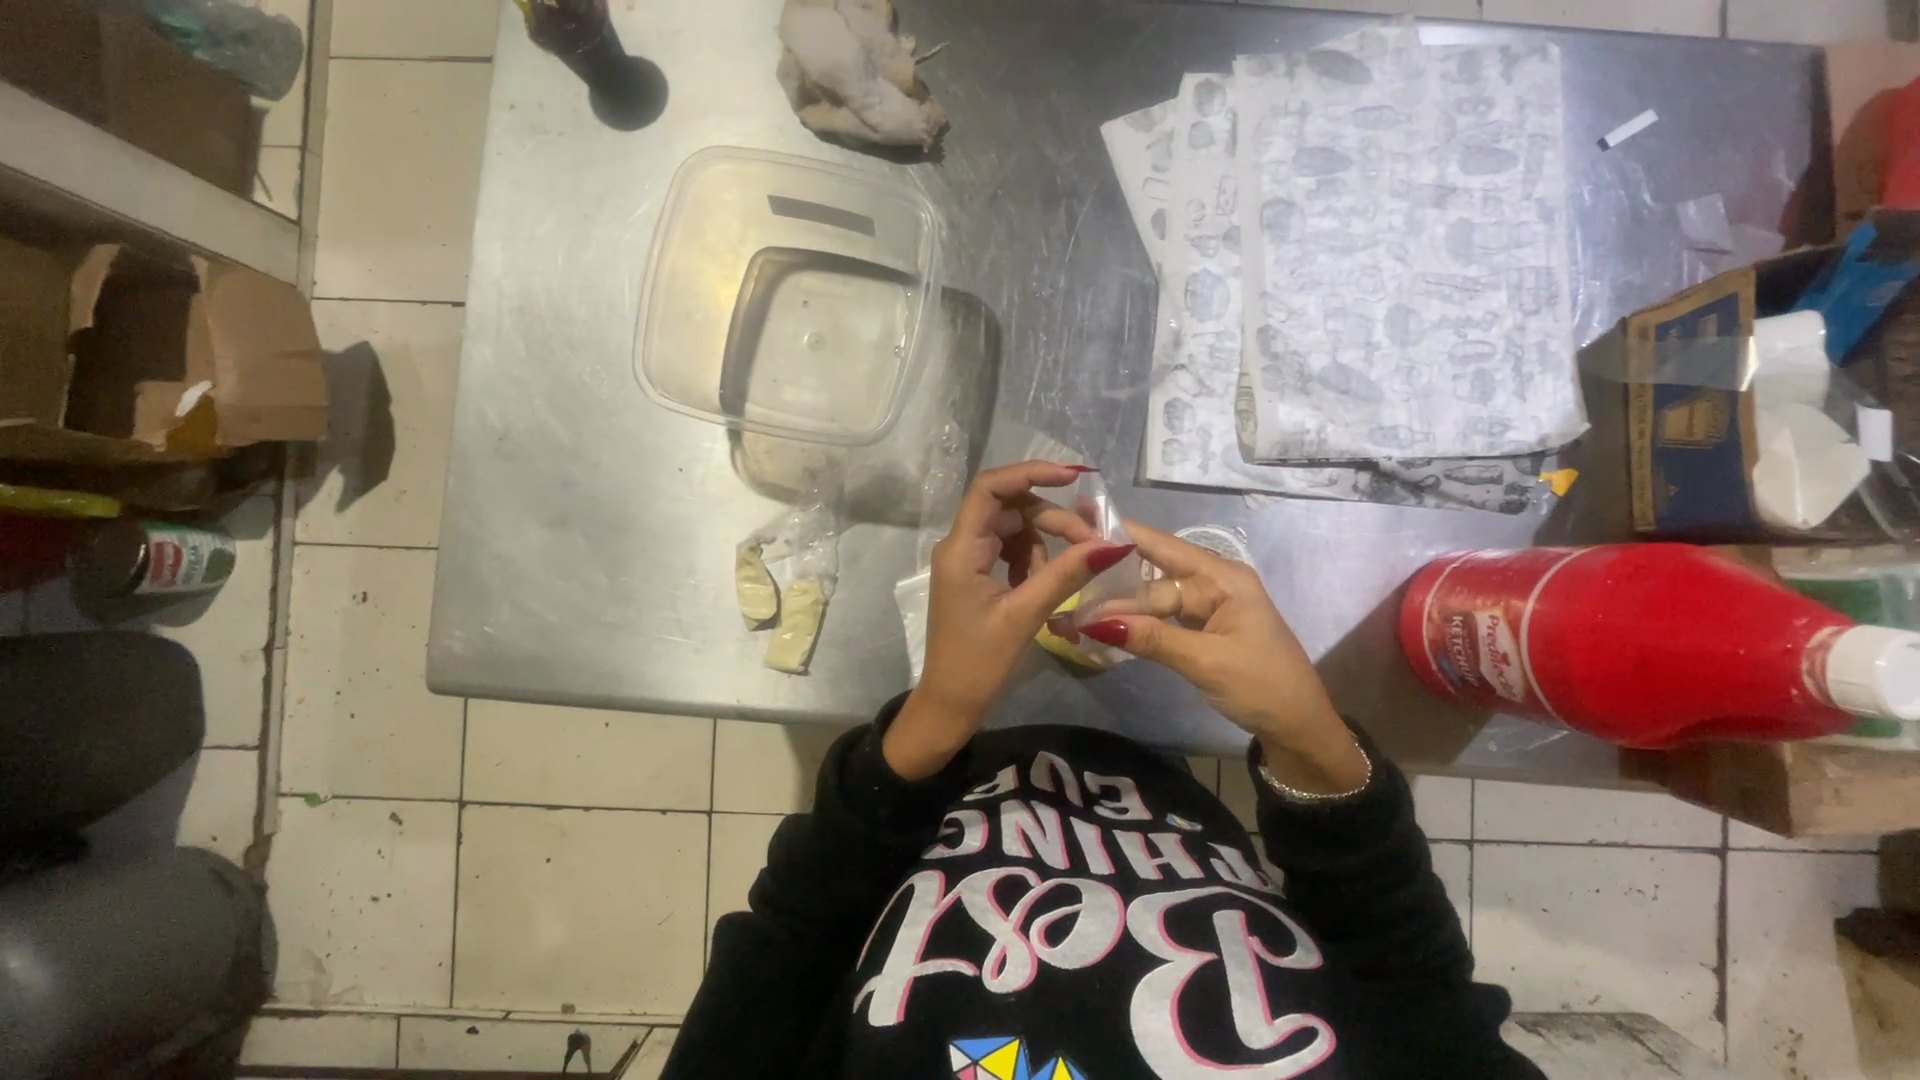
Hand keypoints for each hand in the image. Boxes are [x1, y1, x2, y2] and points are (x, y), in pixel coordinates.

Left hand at [885, 461, 1136, 779]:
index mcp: (961, 549)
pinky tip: (1045, 585)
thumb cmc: (979, 662)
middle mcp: (960, 546)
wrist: (950, 704)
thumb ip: (1067, 574)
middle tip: (1092, 544)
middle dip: (1053, 519)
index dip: (1031, 473)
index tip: (1073, 477)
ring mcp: (968, 561)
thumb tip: (1113, 544)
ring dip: (1046, 544)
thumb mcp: (1026, 615)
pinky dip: (1034, 561)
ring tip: (1066, 576)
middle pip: (1010, 508)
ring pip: (1014, 530)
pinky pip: (1011, 552)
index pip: (990, 488)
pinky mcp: (977, 577)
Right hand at [1075, 521, 1366, 794]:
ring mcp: (1206, 607)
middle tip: (1069, 594)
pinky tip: (1108, 627)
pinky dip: (1137, 625)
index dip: (1123, 539)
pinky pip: (1161, 619)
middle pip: (1153, 580)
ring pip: (1154, 600)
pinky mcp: (1201, 630)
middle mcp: (1213, 584)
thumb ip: (1151, 638)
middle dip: (1113, 588)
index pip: (1163, 550)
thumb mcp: (1206, 662)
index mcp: (1223, 578)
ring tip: (1078, 609)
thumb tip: (1094, 621)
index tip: (1082, 526)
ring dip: (1121, 608)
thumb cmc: (1261, 686)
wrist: (1297, 727)